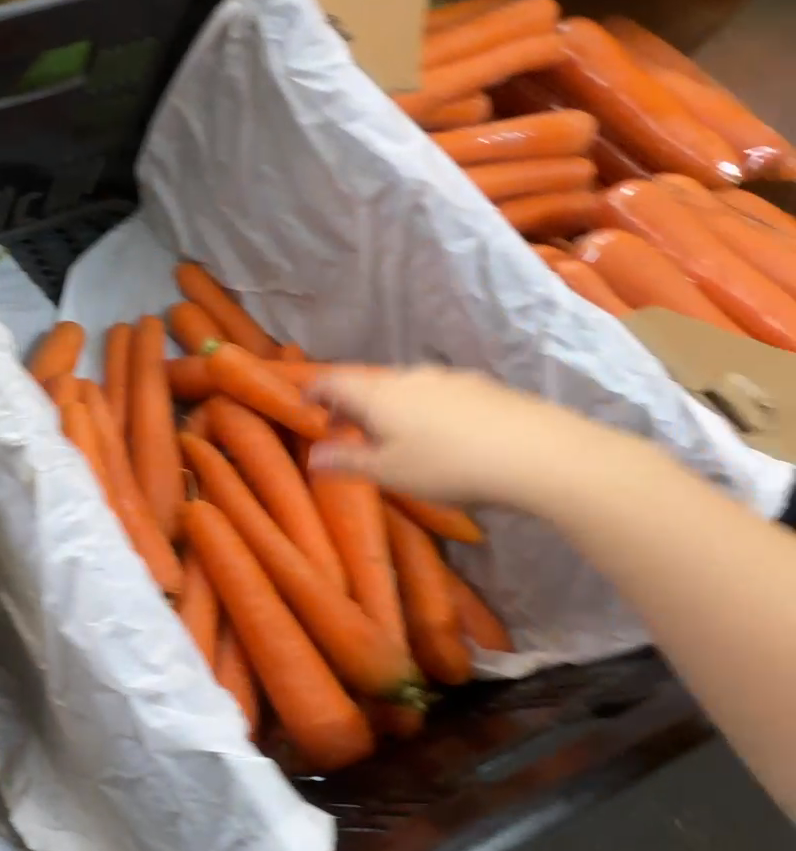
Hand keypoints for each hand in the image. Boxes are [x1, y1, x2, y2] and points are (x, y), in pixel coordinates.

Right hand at [304, 367, 612, 505]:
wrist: (546, 456)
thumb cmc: (449, 466)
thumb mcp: (388, 473)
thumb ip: (346, 460)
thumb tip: (312, 455)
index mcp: (377, 394)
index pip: (332, 382)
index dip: (312, 392)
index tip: (304, 407)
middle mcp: (409, 377)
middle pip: (369, 383)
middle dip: (353, 403)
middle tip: (348, 429)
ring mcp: (451, 379)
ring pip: (406, 387)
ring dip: (391, 406)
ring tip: (395, 433)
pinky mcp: (486, 388)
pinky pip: (440, 393)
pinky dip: (426, 408)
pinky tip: (442, 434)